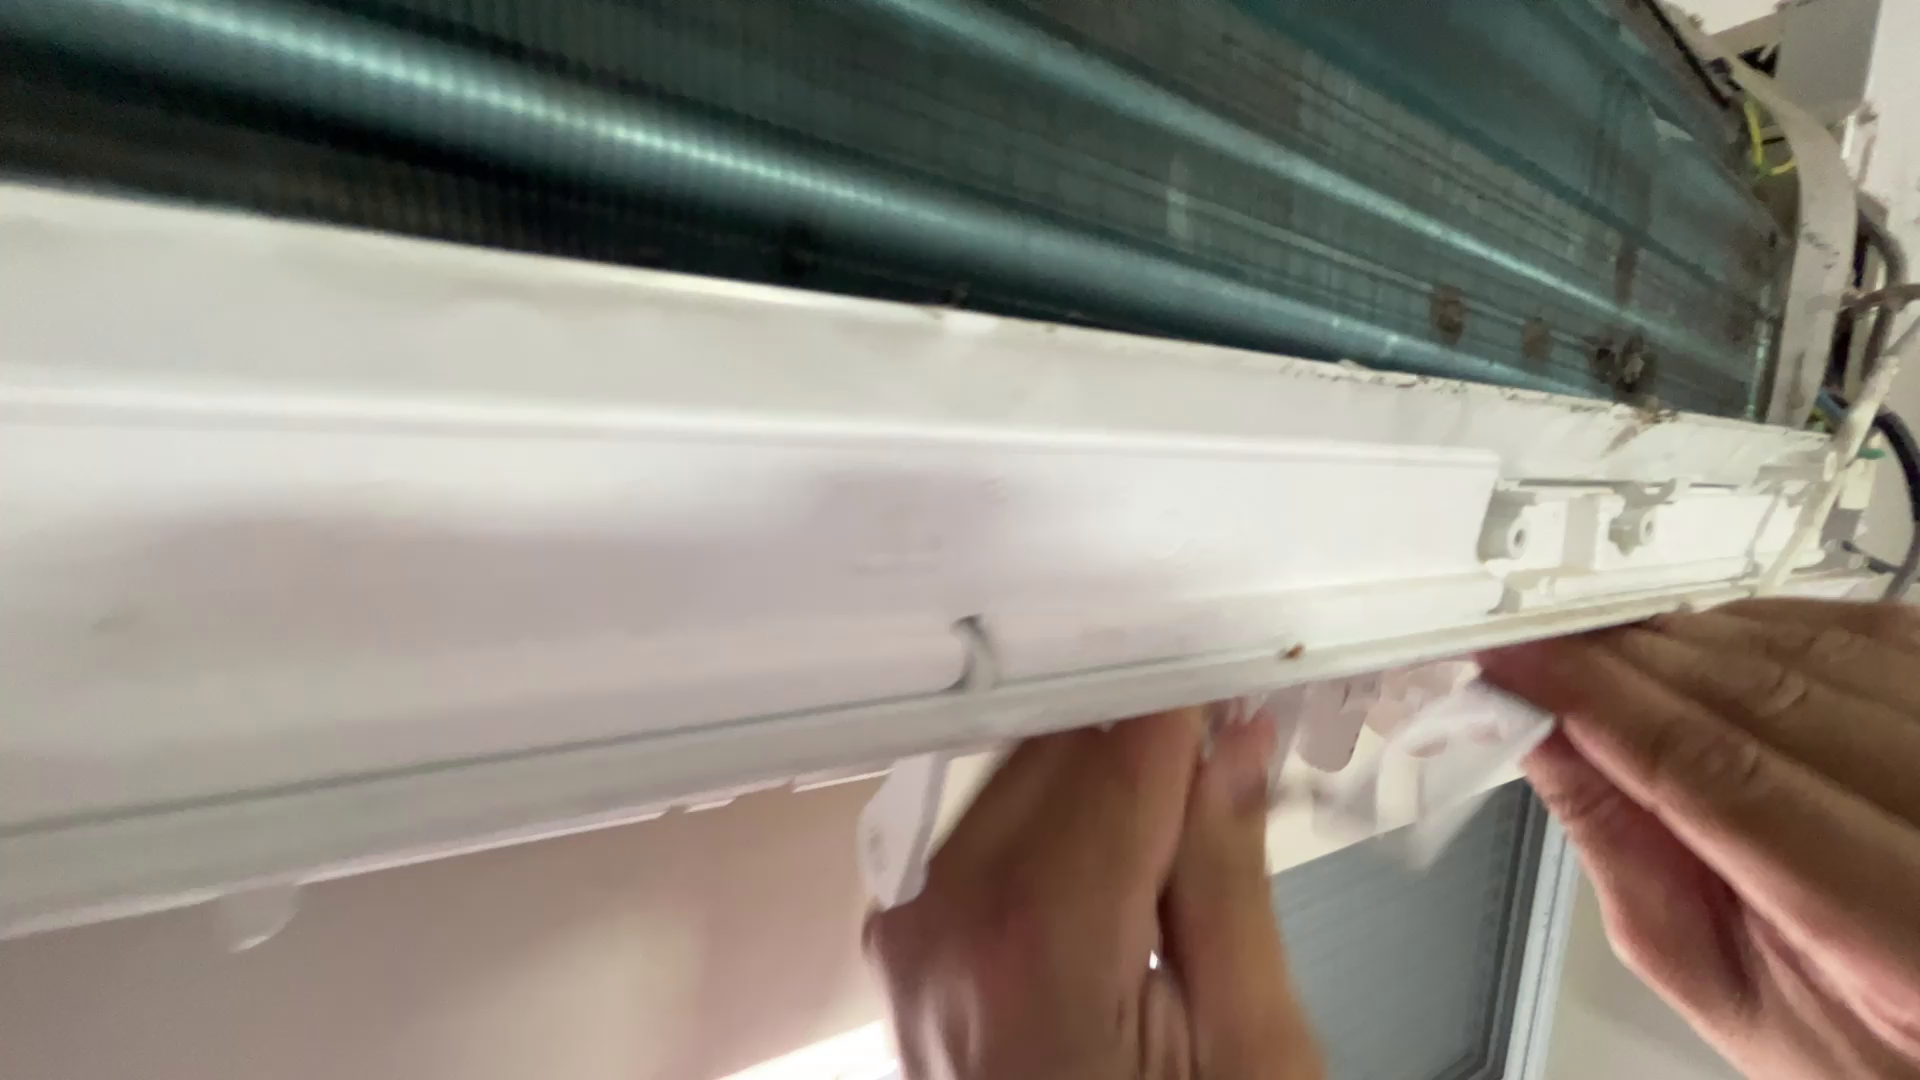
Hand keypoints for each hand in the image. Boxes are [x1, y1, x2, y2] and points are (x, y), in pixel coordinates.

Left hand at [865, 708, 1322, 1079]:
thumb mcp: (1248, 1051)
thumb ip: (1227, 872)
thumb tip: (1233, 738)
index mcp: (1035, 942)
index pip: (1116, 759)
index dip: (1179, 709)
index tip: (1225, 681)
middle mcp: (941, 914)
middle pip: (1054, 755)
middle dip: (1139, 738)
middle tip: (1211, 746)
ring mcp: (906, 923)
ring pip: (1012, 774)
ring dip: (1092, 770)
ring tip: (1165, 814)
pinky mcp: (902, 931)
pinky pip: (982, 821)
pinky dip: (1047, 808)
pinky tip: (1102, 846)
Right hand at [1479, 599, 1919, 1079]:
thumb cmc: (1860, 1038)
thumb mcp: (1716, 975)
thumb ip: (1623, 850)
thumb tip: (1540, 737)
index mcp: (1912, 935)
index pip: (1719, 774)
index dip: (1594, 698)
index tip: (1512, 661)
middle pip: (1763, 696)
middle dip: (1616, 659)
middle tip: (1526, 649)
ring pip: (1811, 648)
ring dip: (1673, 640)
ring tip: (1592, 655)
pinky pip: (1869, 628)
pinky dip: (1752, 626)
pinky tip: (1690, 648)